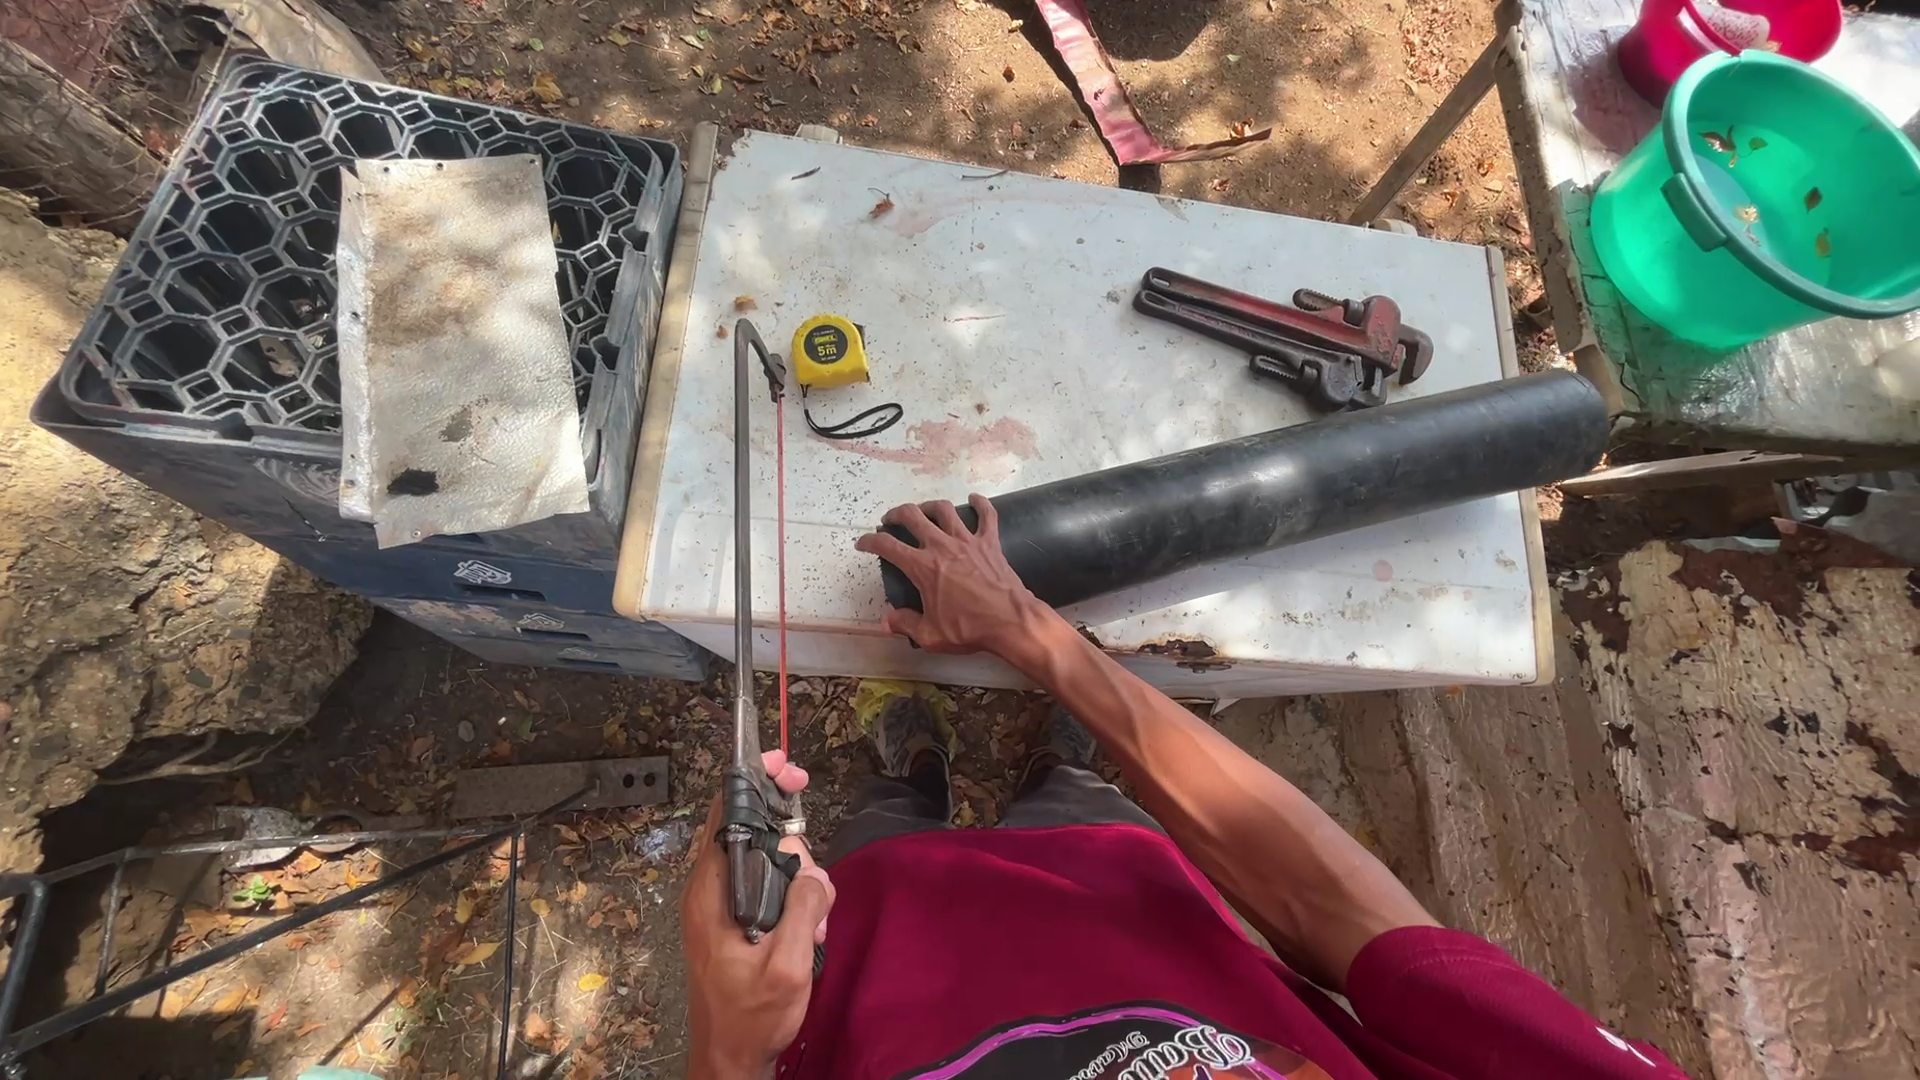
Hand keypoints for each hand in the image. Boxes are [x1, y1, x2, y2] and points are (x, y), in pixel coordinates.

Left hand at [681, 750, 833, 1079]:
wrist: (729, 1062)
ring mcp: (724, 901)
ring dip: (801, 879)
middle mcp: (712, 887)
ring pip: (770, 857)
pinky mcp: (737, 915)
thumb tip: (814, 872)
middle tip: (817, 880)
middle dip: (795, 843)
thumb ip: (802, 910)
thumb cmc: (750, 1017)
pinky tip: (809, 929)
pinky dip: (796, 894)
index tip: (787, 768)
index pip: (728, 813)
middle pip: (756, 830)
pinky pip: (771, 882)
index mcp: (712, 890)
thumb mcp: (785, 966)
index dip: (757, 781)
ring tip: (814, 924)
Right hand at [854, 494, 1049, 654]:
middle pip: (912, 516)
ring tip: (923, 510)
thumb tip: (887, 621)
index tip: (863, 543)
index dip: (869, 541)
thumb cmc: (968, 629)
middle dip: (896, 514)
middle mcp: (941, 546)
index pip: (887, 545)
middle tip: (890, 521)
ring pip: (944, 509)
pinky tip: (975, 498)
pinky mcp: (990, 542)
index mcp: (922, 566)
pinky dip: (980, 504)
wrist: (1010, 621)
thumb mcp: (930, 635)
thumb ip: (905, 624)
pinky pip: (986, 515)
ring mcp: (967, 540)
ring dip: (929, 506)